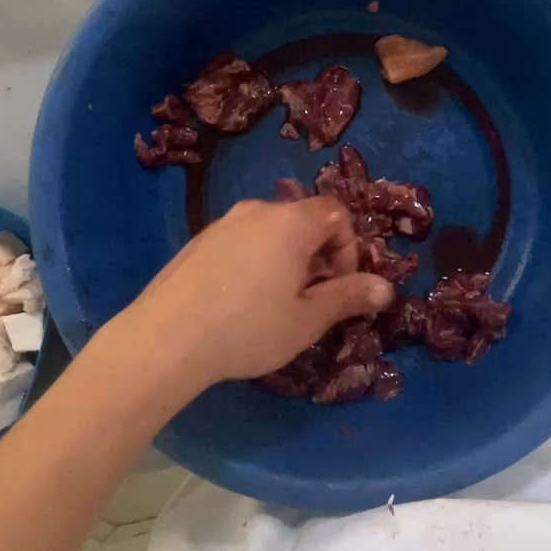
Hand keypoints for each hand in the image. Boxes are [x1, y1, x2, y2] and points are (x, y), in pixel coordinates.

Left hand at [110, 197, 393, 388]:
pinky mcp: (198, 241)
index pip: (337, 214)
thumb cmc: (248, 328)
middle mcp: (257, 211)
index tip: (338, 287)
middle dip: (318, 256)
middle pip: (303, 220)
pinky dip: (256, 262)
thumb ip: (349, 297)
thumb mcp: (307, 319)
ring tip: (275, 304)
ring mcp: (223, 223)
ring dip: (286, 260)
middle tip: (311, 301)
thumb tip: (385, 288)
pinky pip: (242, 242)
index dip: (348, 249)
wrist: (165, 339)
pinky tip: (239, 303)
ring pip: (271, 232)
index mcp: (291, 222)